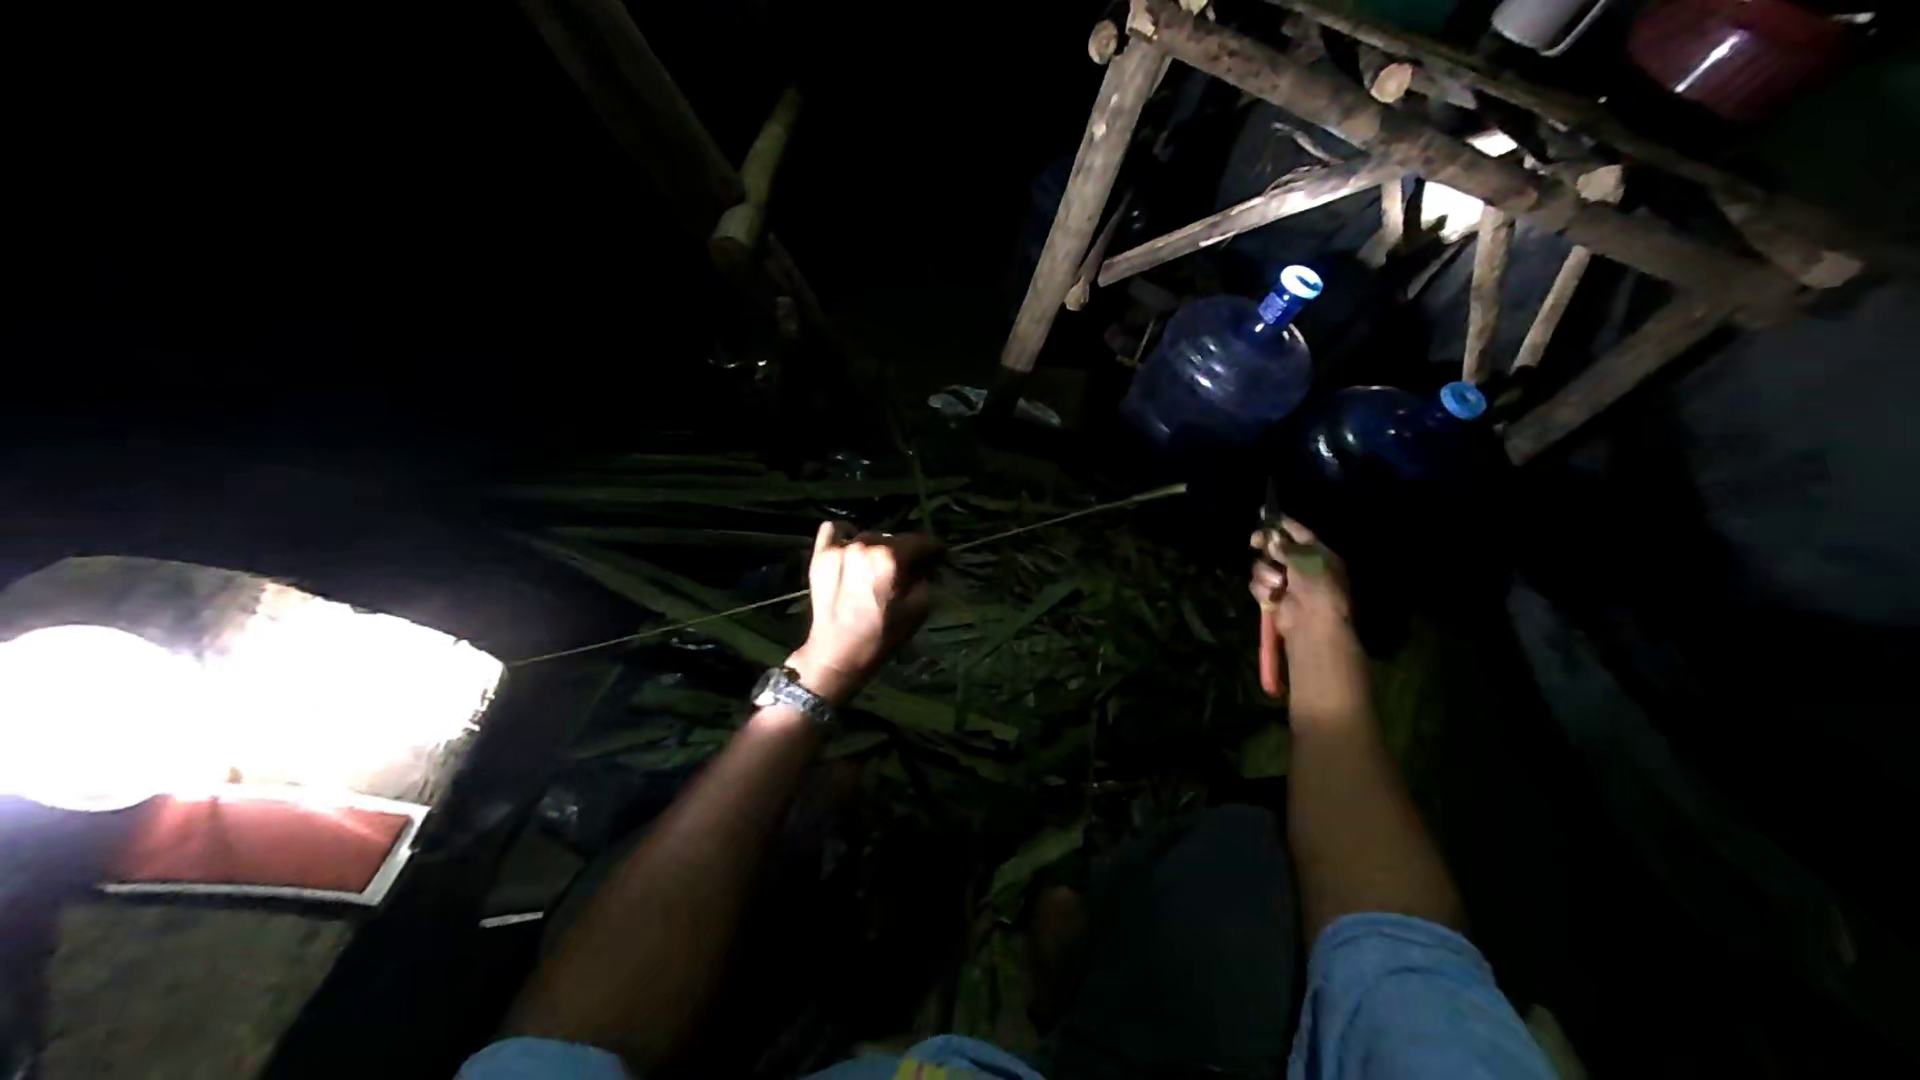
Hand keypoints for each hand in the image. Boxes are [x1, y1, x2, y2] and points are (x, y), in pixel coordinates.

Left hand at [786, 522, 940, 704]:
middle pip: (893, 538)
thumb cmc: (882, 635)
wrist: (838, 653)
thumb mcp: (918, 609)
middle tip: (906, 569)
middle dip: (904, 552)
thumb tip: (926, 565)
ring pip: (867, 536)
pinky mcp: (820, 554)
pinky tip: (850, 551)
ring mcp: (840, 547)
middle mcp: (865, 544)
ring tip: (876, 567)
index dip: (934, 550)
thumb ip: (925, 579)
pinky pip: (834, 529)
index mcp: (891, 557)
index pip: (921, 541)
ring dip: (876, 548)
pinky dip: (845, 536)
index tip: (938, 558)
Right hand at [1249, 516, 1350, 642]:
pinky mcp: (1272, 597)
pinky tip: (1273, 596)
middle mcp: (1301, 566)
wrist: (1314, 622)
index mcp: (1317, 554)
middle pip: (1276, 547)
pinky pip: (1258, 584)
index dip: (1283, 523)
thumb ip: (1286, 546)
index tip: (1265, 512)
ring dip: (1266, 573)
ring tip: (1278, 583)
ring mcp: (1286, 582)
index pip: (1298, 533)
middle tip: (1255, 541)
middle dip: (1266, 545)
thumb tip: (1271, 540)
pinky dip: (1264, 589)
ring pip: (1262, 566)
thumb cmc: (1317, 585)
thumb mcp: (1305, 558)